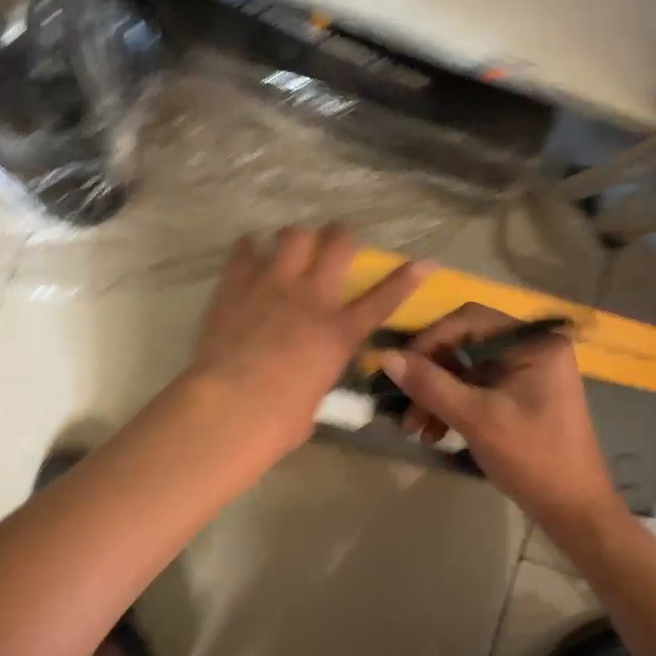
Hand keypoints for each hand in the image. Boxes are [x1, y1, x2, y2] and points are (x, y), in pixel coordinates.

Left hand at [192, 224, 426, 448]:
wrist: (231, 405)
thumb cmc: (278, 420)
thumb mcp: (314, 402)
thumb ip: (316, 380)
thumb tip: (307, 383)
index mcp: (339, 332)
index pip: (384, 298)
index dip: (407, 278)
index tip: (423, 263)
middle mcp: (312, 297)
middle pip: (338, 244)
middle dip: (342, 235)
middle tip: (337, 237)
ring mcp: (273, 284)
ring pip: (293, 236)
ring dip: (296, 237)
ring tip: (290, 244)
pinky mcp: (236, 283)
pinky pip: (244, 250)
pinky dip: (249, 246)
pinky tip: (248, 248)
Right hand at [381, 304, 621, 525]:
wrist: (575, 512)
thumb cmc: (533, 458)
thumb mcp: (477, 419)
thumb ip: (430, 384)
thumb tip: (385, 357)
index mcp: (534, 342)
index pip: (469, 320)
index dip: (429, 340)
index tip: (399, 367)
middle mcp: (533, 348)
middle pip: (465, 345)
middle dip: (430, 375)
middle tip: (402, 405)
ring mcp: (528, 373)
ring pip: (466, 370)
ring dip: (437, 396)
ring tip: (414, 429)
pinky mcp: (521, 396)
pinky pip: (477, 388)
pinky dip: (454, 407)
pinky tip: (434, 434)